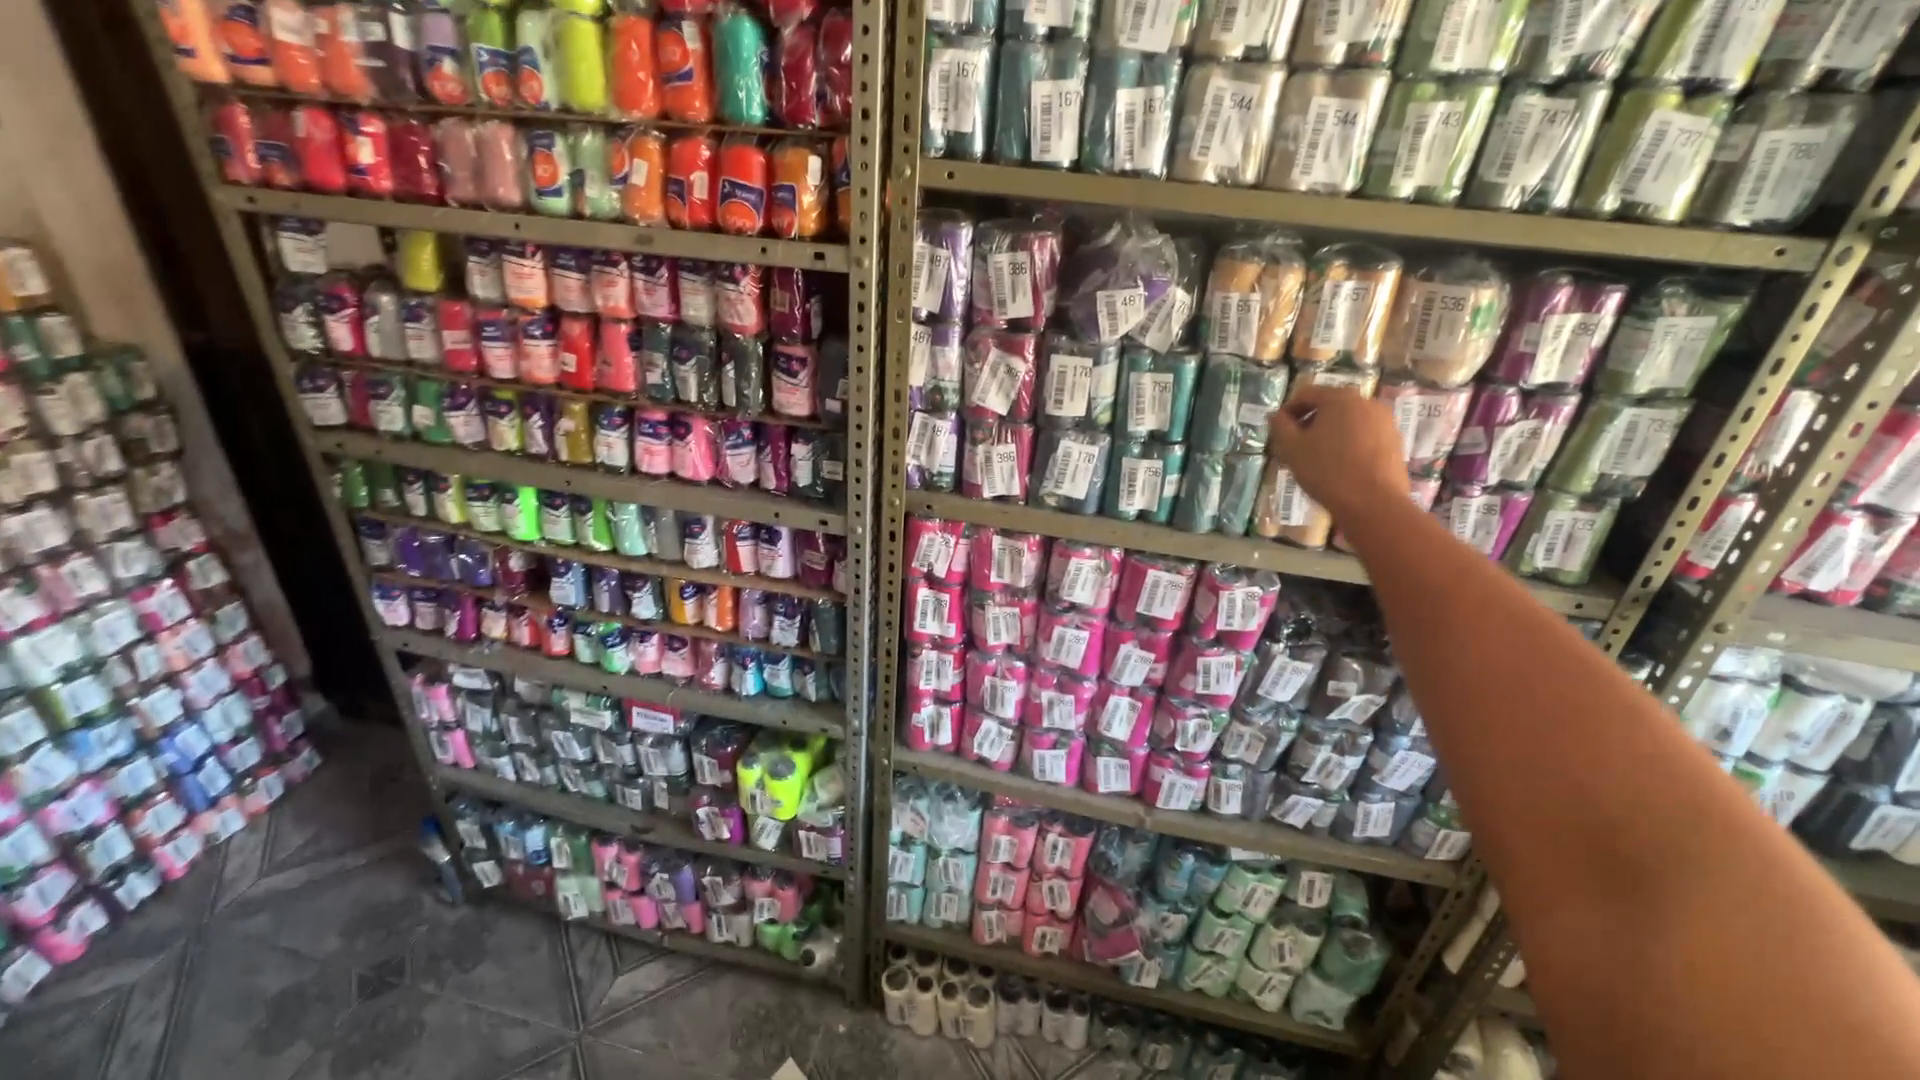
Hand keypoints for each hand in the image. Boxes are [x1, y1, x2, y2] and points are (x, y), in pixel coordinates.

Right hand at [1269, 385, 1406, 519]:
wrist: (1374, 503)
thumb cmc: (1327, 471)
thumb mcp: (1292, 449)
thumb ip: (1280, 427)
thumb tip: (1275, 415)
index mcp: (1339, 397)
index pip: (1306, 395)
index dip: (1288, 411)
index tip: (1279, 431)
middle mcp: (1365, 401)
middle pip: (1330, 406)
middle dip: (1311, 422)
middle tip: (1297, 445)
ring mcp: (1384, 421)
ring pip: (1349, 421)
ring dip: (1330, 433)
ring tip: (1319, 457)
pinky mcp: (1395, 440)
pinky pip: (1365, 435)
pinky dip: (1350, 443)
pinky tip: (1341, 465)